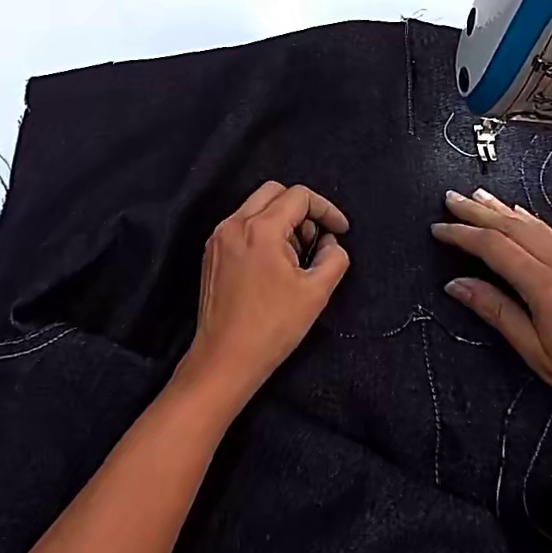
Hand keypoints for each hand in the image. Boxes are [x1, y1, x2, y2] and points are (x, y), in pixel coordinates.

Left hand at [179, 182, 350, 401]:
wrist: (224, 361)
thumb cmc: (272, 327)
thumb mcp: (317, 292)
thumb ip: (334, 257)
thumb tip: (329, 242)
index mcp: (261, 229)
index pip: (300, 196)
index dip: (327, 209)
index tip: (340, 231)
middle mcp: (235, 225)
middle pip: (275, 192)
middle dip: (302, 209)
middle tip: (314, 239)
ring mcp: (218, 238)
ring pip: (256, 206)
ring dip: (282, 220)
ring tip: (295, 255)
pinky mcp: (211, 254)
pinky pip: (242, 225)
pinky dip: (263, 231)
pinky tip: (272, 264)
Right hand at [433, 189, 551, 460]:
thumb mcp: (536, 355)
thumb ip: (496, 311)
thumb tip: (459, 285)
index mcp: (549, 287)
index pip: (495, 247)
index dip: (463, 234)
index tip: (439, 228)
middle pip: (515, 228)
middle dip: (479, 211)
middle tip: (452, 199)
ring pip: (537, 228)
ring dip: (505, 211)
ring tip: (481, 198)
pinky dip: (532, 224)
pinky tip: (524, 220)